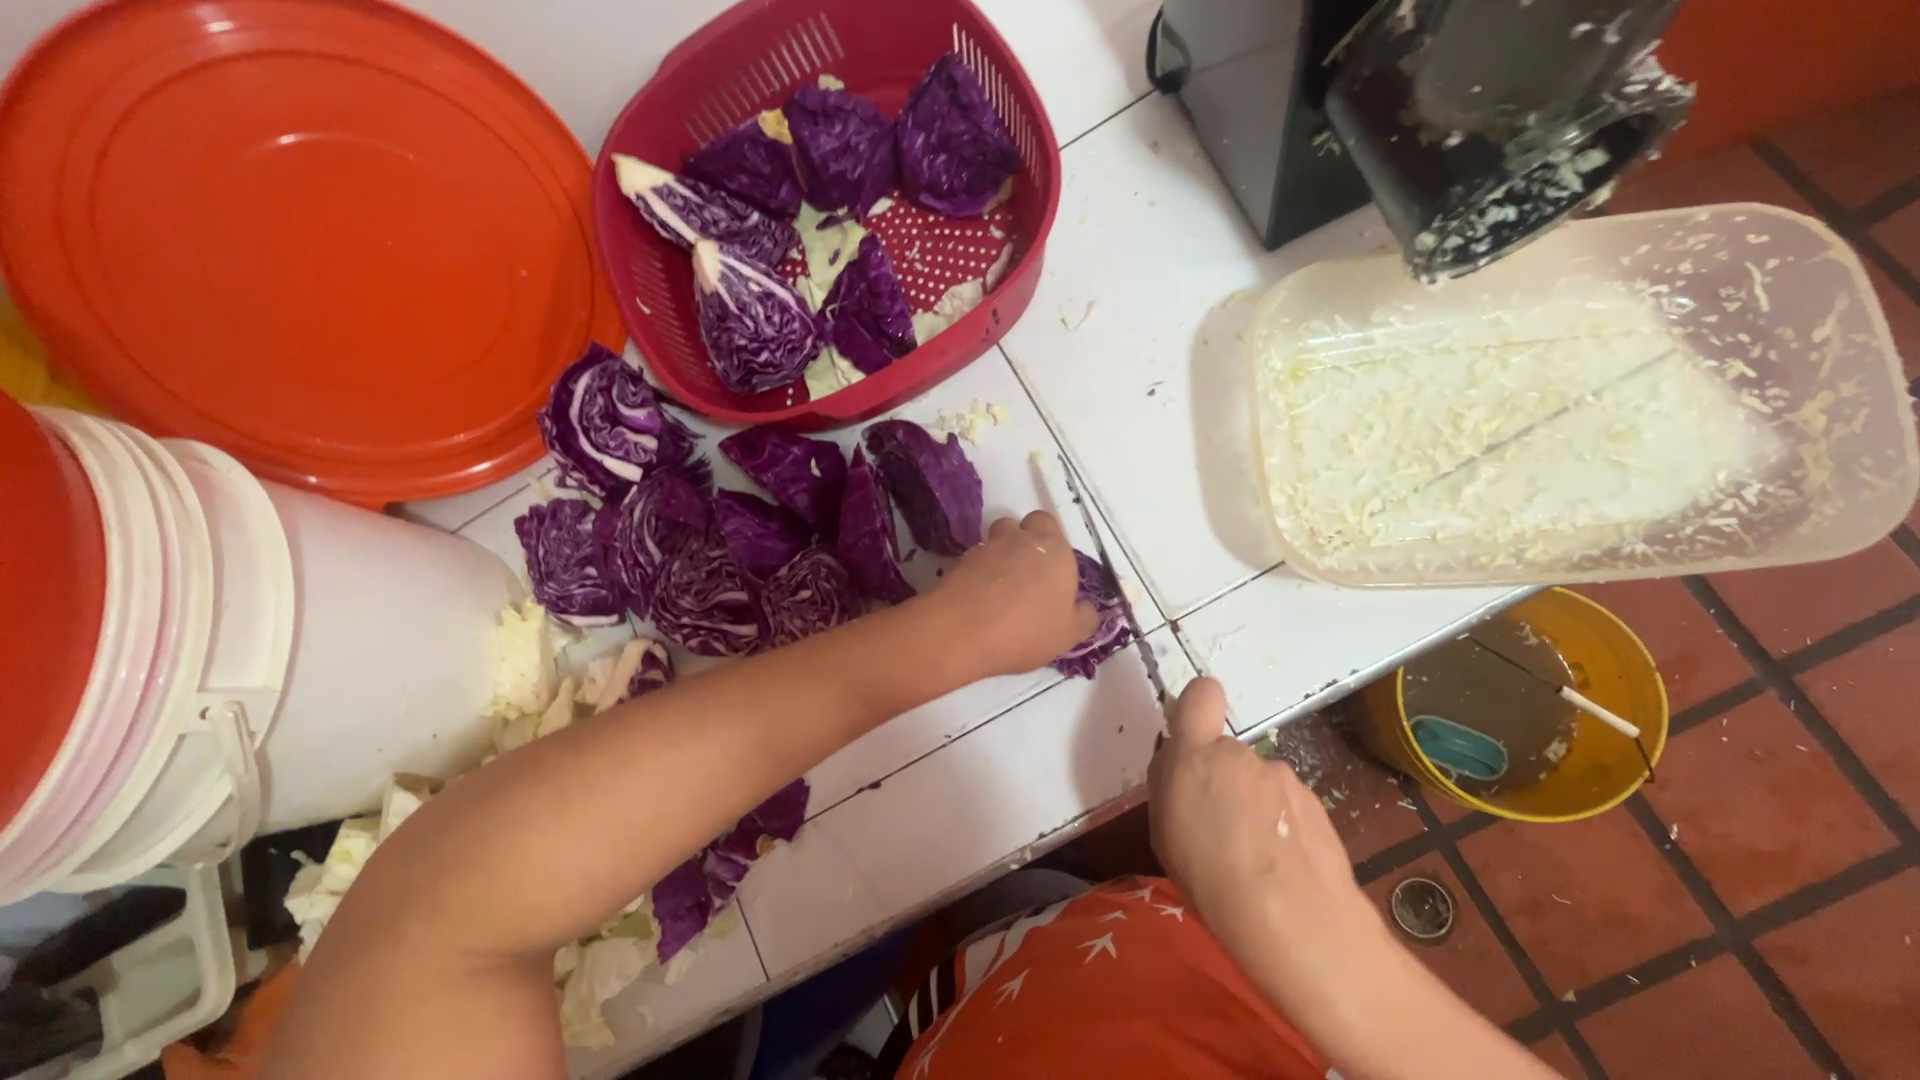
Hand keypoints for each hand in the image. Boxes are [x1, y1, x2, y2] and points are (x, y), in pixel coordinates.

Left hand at [933, 511, 1098, 678]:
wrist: (963, 631)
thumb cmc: (1027, 630)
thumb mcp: (1069, 634)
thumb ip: (1084, 617)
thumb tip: (1086, 607)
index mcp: (1053, 549)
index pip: (1048, 524)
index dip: (1048, 542)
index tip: (1050, 571)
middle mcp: (1019, 539)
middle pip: (1018, 526)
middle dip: (1022, 542)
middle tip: (1026, 577)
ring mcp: (985, 548)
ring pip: (994, 541)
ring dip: (998, 557)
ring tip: (1000, 589)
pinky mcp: (958, 563)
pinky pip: (973, 561)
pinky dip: (978, 574)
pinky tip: (980, 600)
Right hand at [1148, 679, 1385, 1018]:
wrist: (1289, 917)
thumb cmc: (1206, 876)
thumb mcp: (1164, 832)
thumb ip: (1171, 785)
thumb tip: (1180, 766)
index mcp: (1194, 756)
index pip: (1201, 695)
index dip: (1199, 705)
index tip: (1196, 735)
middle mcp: (1239, 756)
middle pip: (1227, 753)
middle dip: (1223, 780)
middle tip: (1220, 828)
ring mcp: (1281, 776)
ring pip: (1259, 783)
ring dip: (1254, 807)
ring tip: (1254, 856)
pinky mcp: (1315, 801)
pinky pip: (1287, 805)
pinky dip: (1282, 826)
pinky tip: (1282, 864)